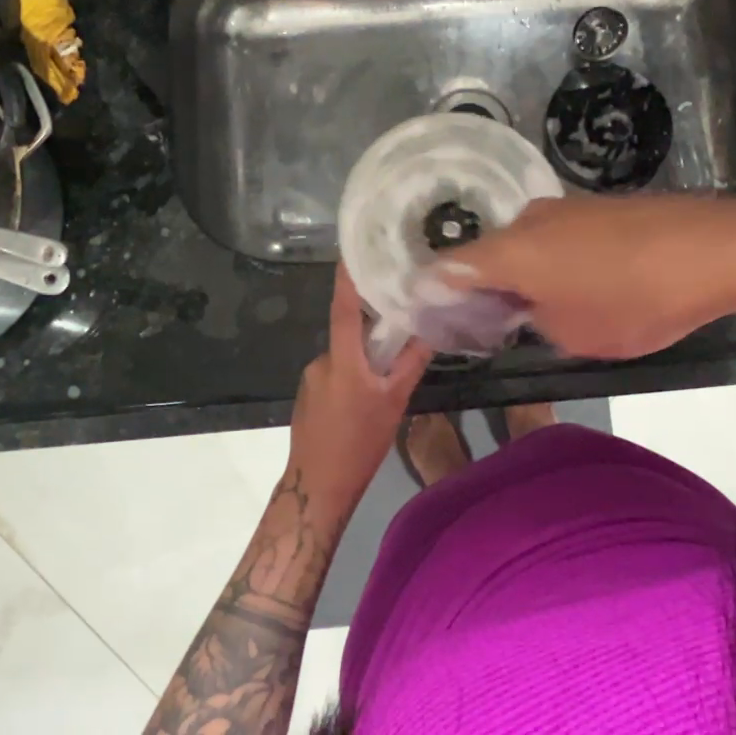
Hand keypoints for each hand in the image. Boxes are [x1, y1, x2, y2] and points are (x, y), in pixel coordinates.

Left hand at [285, 265, 432, 510]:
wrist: (318, 486)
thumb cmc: (359, 443)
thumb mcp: (394, 403)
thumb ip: (410, 364)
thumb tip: (429, 331)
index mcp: (341, 358)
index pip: (343, 307)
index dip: (348, 277)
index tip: (354, 250)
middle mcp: (321, 360)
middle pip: (348, 333)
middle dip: (372, 332)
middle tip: (400, 330)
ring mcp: (310, 379)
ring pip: (344, 358)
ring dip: (363, 362)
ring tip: (386, 382)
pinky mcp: (307, 396)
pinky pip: (334, 375)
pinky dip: (351, 378)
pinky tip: (365, 401)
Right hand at [440, 195, 735, 358]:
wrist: (715, 249)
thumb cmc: (636, 301)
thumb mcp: (575, 334)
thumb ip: (534, 320)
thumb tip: (524, 304)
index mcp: (509, 251)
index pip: (447, 268)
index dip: (434, 293)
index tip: (435, 317)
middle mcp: (525, 220)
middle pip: (486, 254)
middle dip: (483, 287)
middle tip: (491, 323)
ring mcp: (564, 207)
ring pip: (524, 245)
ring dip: (523, 274)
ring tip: (541, 308)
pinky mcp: (596, 206)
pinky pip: (557, 237)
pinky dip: (555, 261)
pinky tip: (581, 284)